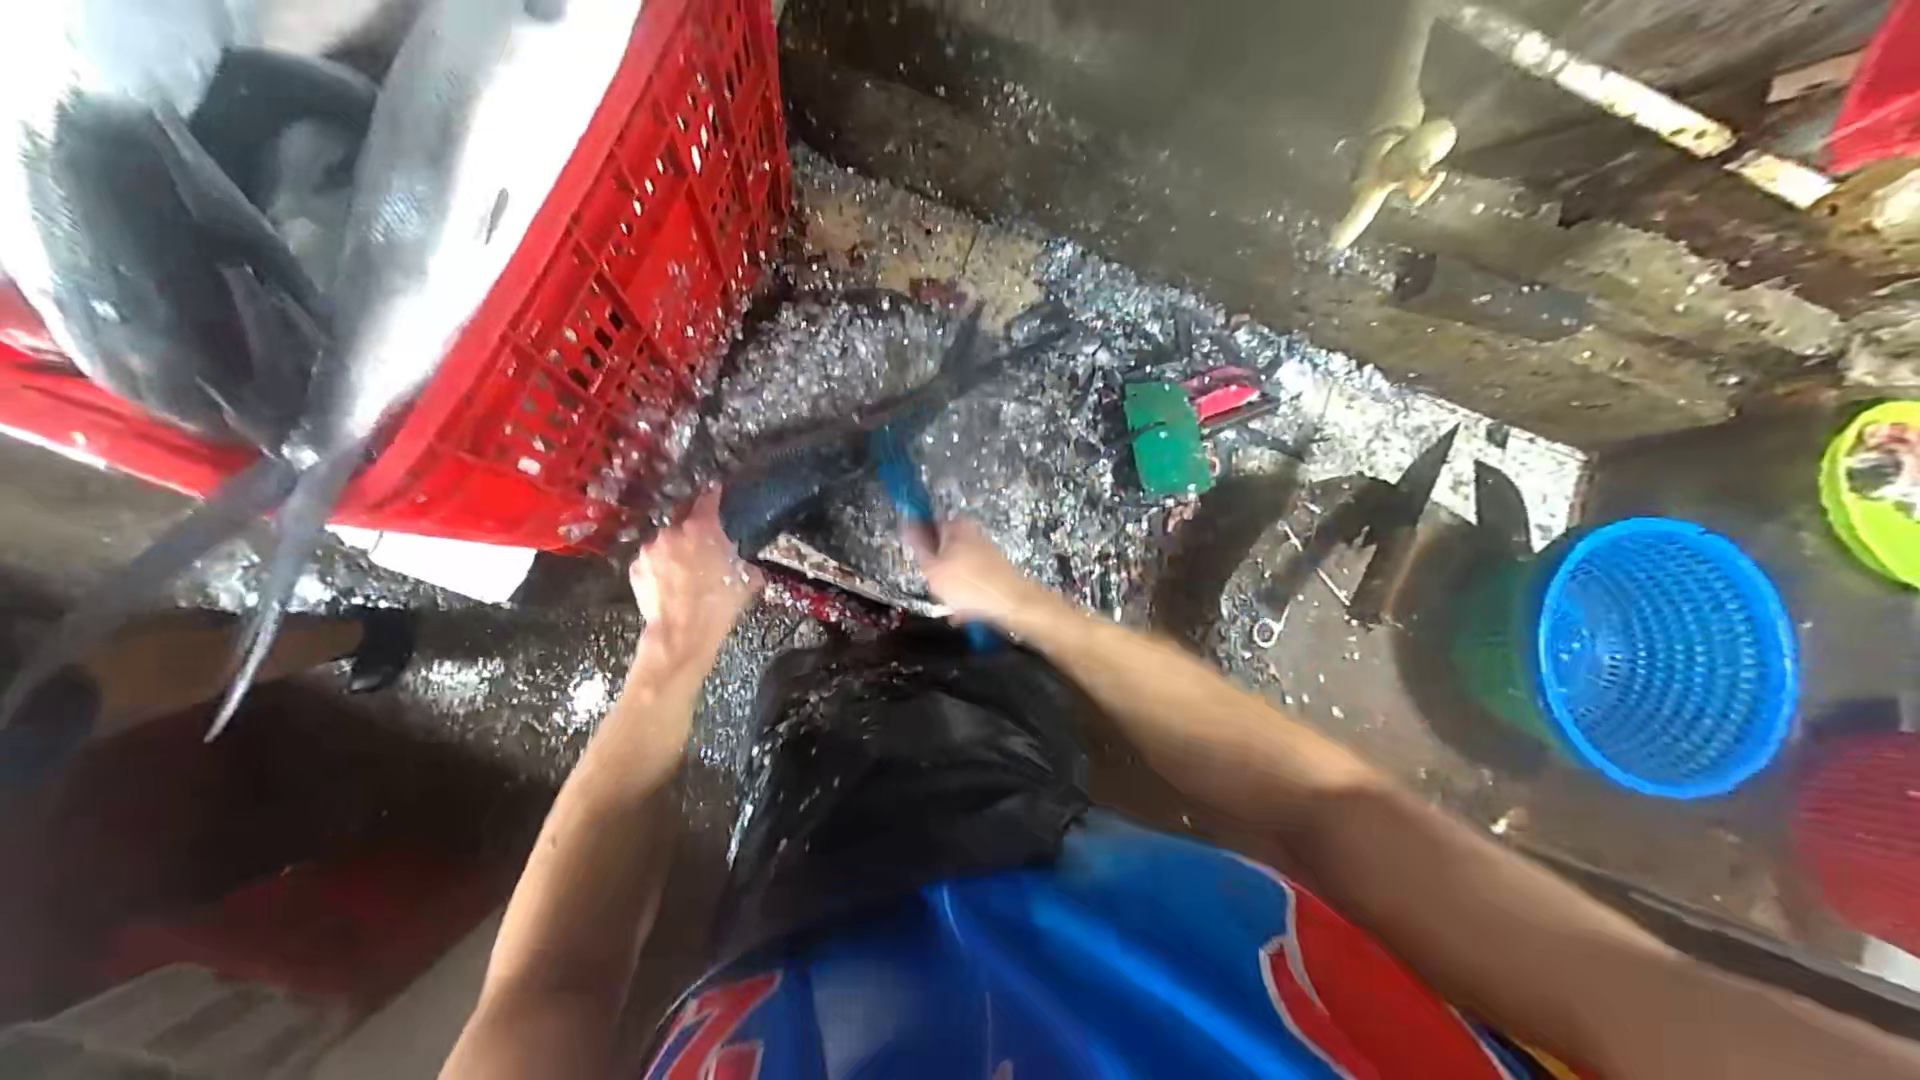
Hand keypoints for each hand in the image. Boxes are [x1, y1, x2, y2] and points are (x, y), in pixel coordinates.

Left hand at [629, 489, 759, 665]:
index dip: (713, 494)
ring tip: (684, 568)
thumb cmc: (718, 604)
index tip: (716, 490)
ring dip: (674, 547)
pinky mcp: (636, 568)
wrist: (682, 633)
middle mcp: (672, 532)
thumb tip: (746, 566)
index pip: (707, 499)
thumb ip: (745, 564)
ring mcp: (650, 549)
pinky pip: (651, 559)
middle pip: (682, 517)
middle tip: (702, 538)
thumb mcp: (746, 582)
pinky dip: (660, 565)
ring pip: (665, 540)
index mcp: (702, 529)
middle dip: (691, 524)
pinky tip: (669, 582)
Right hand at [909, 519, 1045, 627]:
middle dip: (938, 570)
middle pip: (943, 550)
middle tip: (937, 587)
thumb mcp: (933, 568)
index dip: (920, 545)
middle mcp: (972, 533)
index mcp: (956, 526)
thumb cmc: (969, 585)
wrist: (1012, 603)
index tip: (920, 563)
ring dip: (952, 586)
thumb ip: (919, 547)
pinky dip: (967, 594)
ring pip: (957, 568)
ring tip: (953, 604)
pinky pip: (972, 580)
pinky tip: (966, 611)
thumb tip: (908, 527)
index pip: (928, 526)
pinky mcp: (995, 569)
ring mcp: (985, 551)